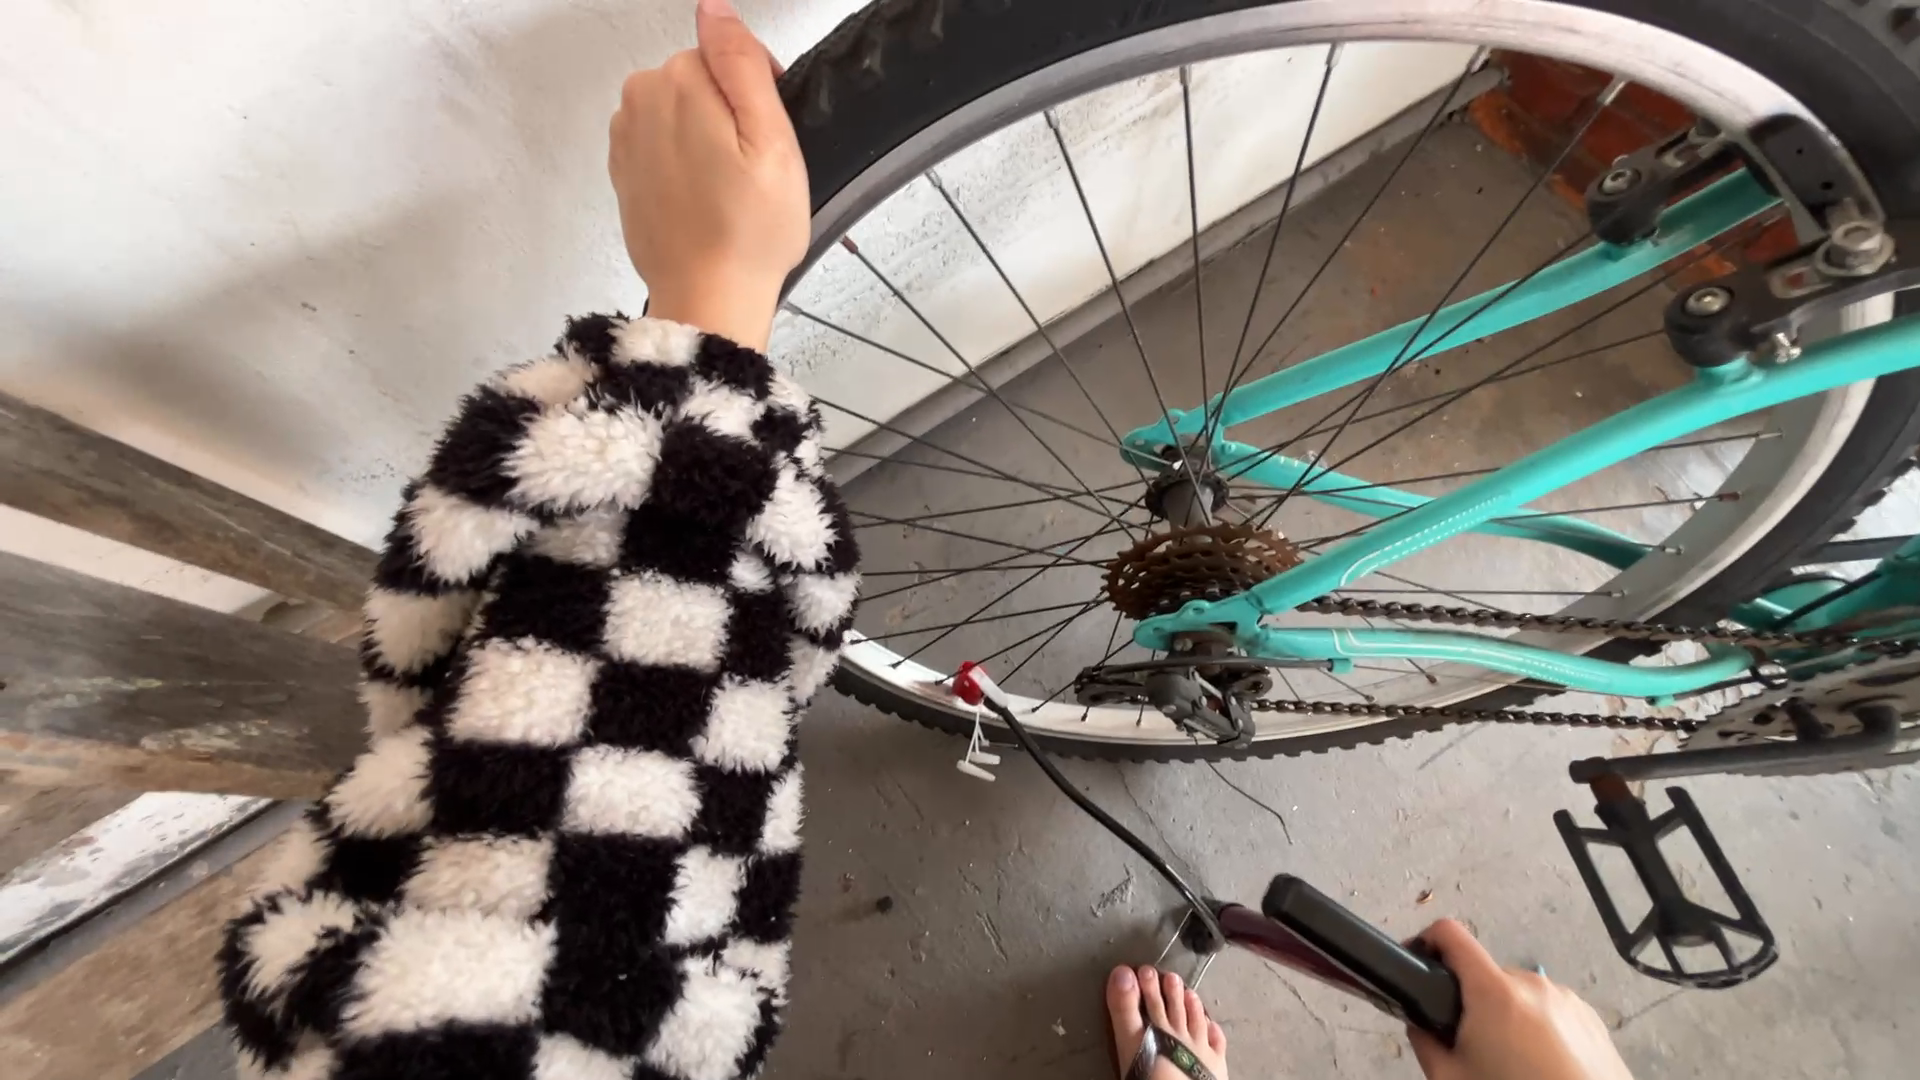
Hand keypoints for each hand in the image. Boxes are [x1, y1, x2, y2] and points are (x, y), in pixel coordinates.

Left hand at [608, 0, 807, 350]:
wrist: (709, 299)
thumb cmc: (752, 230)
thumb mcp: (772, 143)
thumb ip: (741, 65)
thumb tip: (713, 8)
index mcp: (680, 81)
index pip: (725, 54)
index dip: (758, 94)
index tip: (773, 144)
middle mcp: (640, 98)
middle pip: (696, 83)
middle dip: (727, 116)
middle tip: (754, 175)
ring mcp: (625, 138)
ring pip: (676, 114)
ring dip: (703, 140)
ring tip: (728, 193)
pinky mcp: (623, 175)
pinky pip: (658, 148)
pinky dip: (681, 166)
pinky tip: (702, 203)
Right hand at [1409, 919, 1634, 1079]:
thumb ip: (1424, 1044)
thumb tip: (1419, 1025)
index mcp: (1494, 991)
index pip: (1449, 932)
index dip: (1426, 941)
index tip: (1420, 968)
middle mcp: (1532, 984)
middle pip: (1484, 972)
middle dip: (1471, 999)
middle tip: (1472, 1043)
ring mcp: (1570, 1002)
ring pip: (1518, 993)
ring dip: (1507, 1014)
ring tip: (1516, 1061)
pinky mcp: (1597, 1024)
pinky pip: (1551, 1011)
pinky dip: (1539, 1027)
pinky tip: (1547, 1067)